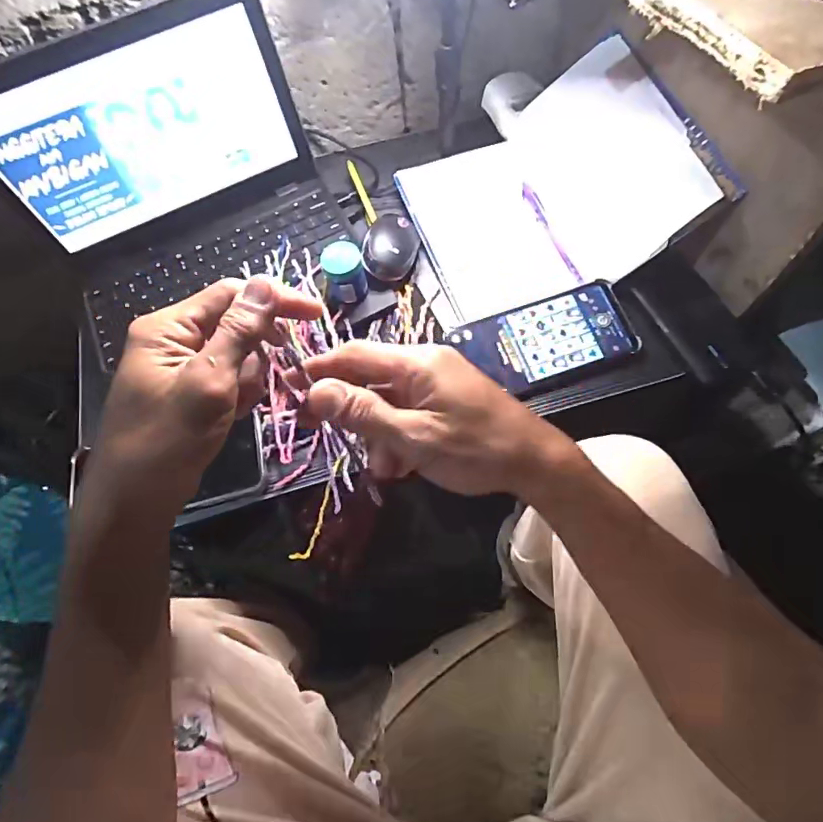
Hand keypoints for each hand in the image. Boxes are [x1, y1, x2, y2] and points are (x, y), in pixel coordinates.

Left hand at [93, 277, 323, 509]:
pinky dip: (239, 394)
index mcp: (168, 327)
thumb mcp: (208, 383)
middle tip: (280, 375)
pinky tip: (234, 414)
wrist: (133, 503)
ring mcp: (180, 367)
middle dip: (260, 349)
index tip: (316, 315)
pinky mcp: (190, 393)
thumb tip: (265, 284)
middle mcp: (172, 340)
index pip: (230, 294)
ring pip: (237, 355)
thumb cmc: (166, 441)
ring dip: (250, 378)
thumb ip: (238, 332)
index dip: (274, 300)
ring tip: (239, 406)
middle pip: (235, 323)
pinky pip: (228, 379)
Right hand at [302, 341, 584, 498]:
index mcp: (416, 362)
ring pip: (387, 400)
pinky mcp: (445, 399)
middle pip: (368, 377)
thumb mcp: (414, 437)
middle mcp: (424, 363)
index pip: (354, 354)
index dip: (319, 369)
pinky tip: (402, 464)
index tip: (289, 387)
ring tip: (386, 468)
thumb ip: (364, 413)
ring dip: (377, 433)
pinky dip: (398, 435)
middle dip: (350, 411)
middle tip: (322, 433)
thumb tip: (316, 391)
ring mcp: (437, 381)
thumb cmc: (475, 449)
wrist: (534, 462)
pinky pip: (408, 410)